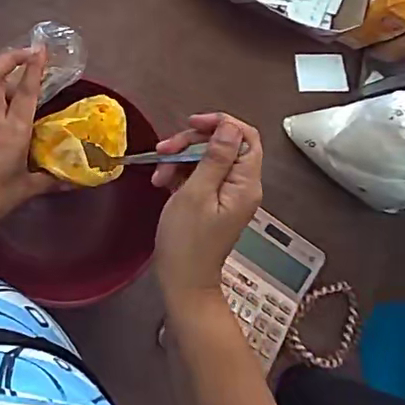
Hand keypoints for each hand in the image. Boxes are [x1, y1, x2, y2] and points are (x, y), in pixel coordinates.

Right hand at [151, 113, 262, 303]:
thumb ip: (214, 158)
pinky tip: (163, 182)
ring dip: (180, 159)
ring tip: (159, 174)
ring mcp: (227, 194)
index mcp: (245, 183)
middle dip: (191, 143)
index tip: (191, 123)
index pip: (245, 136)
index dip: (220, 124)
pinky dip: (179, 173)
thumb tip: (229, 127)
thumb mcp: (196, 194)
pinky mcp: (212, 201)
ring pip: (207, 158)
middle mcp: (241, 185)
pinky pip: (199, 175)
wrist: (183, 280)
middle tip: (164, 150)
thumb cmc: (187, 240)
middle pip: (222, 145)